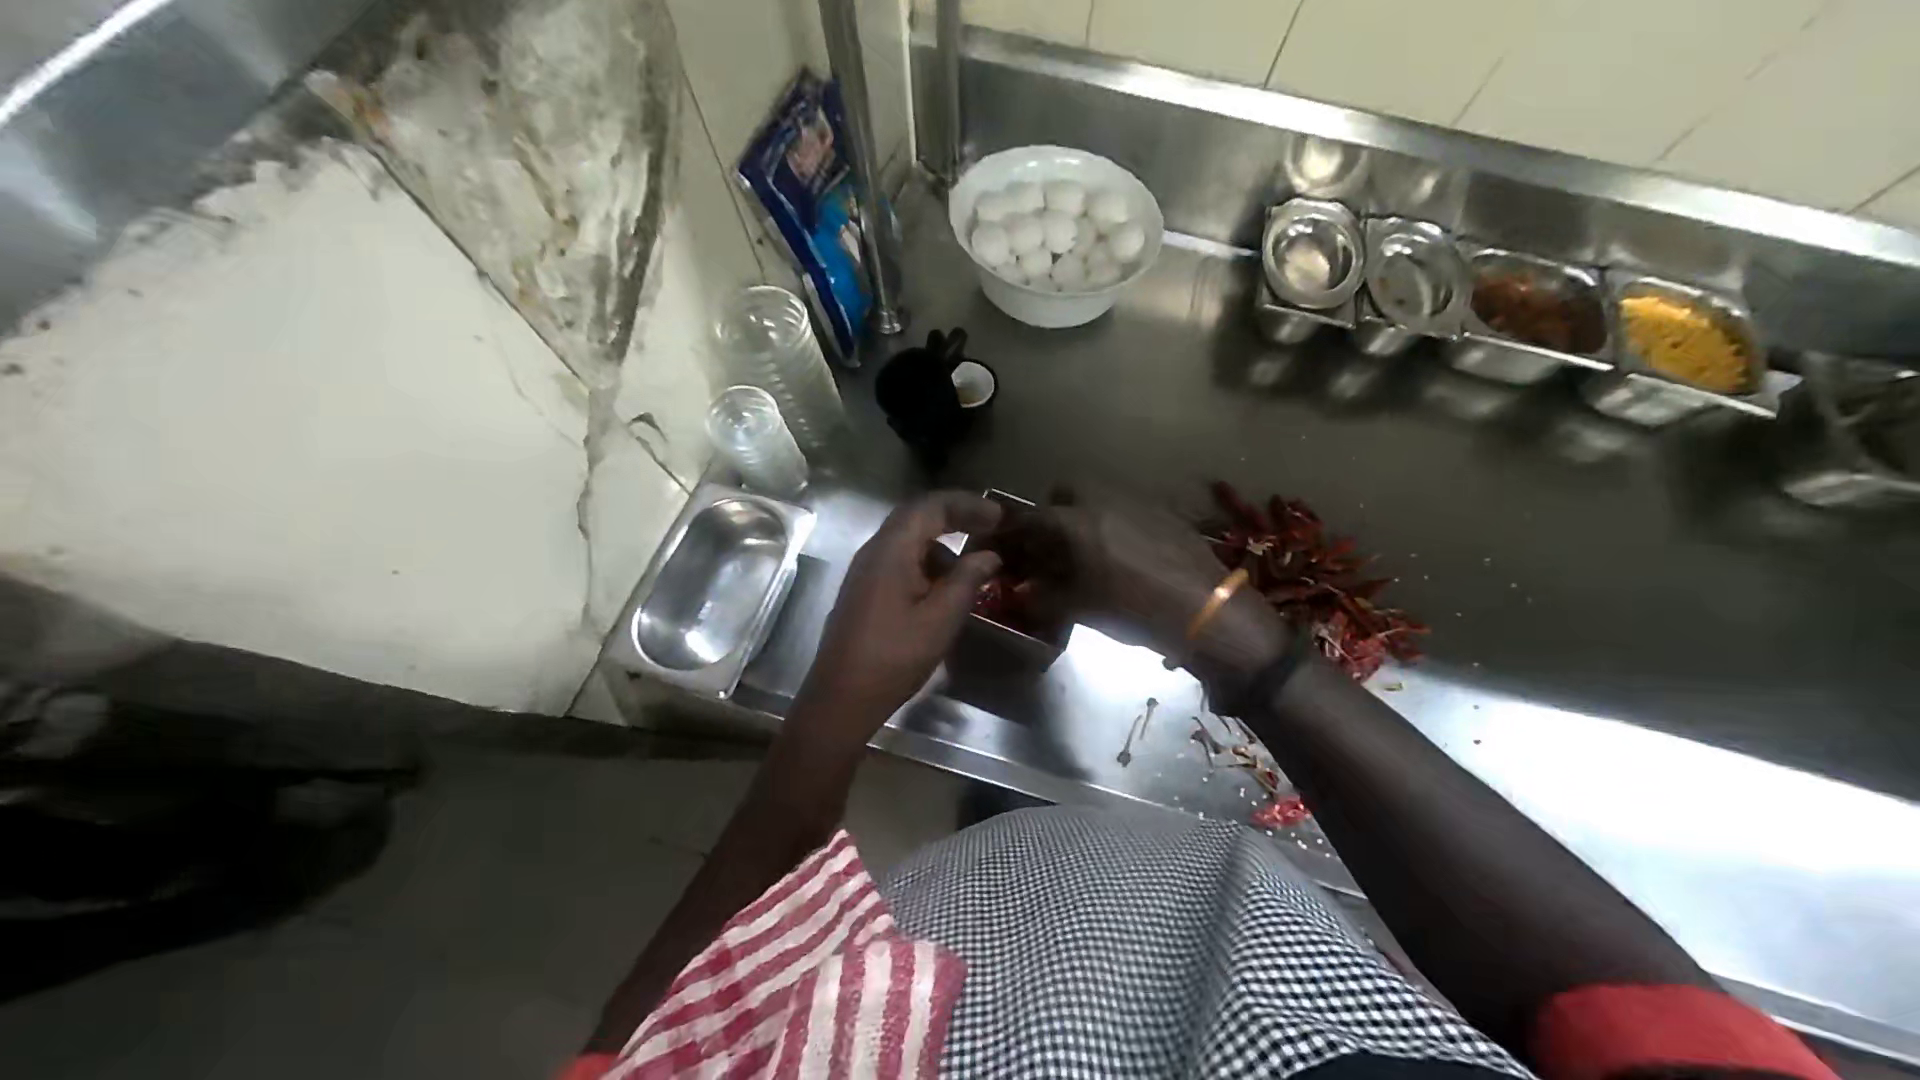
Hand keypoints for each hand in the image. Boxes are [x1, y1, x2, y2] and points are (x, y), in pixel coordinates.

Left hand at [788, 492, 1003, 751]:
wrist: (841, 698)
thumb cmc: (894, 656)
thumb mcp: (940, 618)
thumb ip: (967, 579)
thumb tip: (989, 555)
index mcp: (891, 549)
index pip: (931, 506)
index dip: (968, 505)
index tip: (1000, 517)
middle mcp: (874, 551)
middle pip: (917, 518)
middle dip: (956, 518)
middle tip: (991, 529)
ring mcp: (866, 572)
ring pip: (909, 543)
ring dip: (943, 547)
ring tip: (973, 570)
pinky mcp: (865, 592)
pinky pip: (901, 563)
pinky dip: (928, 567)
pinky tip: (945, 593)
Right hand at [1012, 491, 1290, 696]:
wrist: (1207, 610)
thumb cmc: (1136, 611)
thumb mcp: (1081, 609)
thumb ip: (1045, 596)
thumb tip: (1026, 590)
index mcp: (1077, 522)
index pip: (1032, 517)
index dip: (1016, 531)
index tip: (1010, 544)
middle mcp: (1104, 500)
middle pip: (1067, 490)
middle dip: (1055, 510)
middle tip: (1056, 542)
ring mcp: (1139, 500)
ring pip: (1100, 494)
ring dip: (1087, 512)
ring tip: (1093, 547)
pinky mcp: (1166, 510)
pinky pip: (1129, 506)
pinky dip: (1117, 520)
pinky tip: (1128, 551)